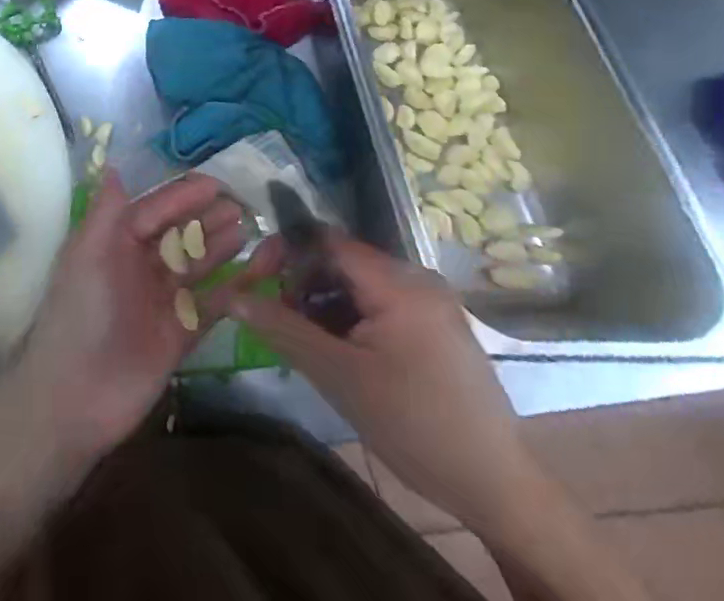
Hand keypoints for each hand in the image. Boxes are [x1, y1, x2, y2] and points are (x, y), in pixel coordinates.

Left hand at [11, 171, 244, 458]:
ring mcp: (159, 303)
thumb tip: (112, 166)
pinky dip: (234, 287)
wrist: (75, 397)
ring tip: (249, 227)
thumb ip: (106, 213)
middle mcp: (136, 270)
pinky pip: (211, 304)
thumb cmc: (79, 316)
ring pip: (195, 266)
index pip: (150, 213)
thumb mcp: (88, 256)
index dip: (180, 198)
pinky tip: (257, 271)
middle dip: (204, 219)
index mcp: (110, 248)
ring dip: (219, 246)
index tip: (215, 184)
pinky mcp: (179, 335)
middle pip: (175, 236)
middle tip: (241, 203)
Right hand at [208, 231, 540, 533]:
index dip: (285, 252)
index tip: (255, 280)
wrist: (493, 483)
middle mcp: (418, 280)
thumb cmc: (413, 425)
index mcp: (399, 283)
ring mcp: (431, 303)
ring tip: (306, 344)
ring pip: (357, 285)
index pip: (327, 241)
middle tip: (277, 322)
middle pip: (341, 262)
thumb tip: (230, 295)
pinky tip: (338, 353)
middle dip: (302, 284)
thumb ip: (282, 328)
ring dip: (323, 305)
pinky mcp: (435, 326)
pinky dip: (349, 319)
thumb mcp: (337, 375)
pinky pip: (379, 305)